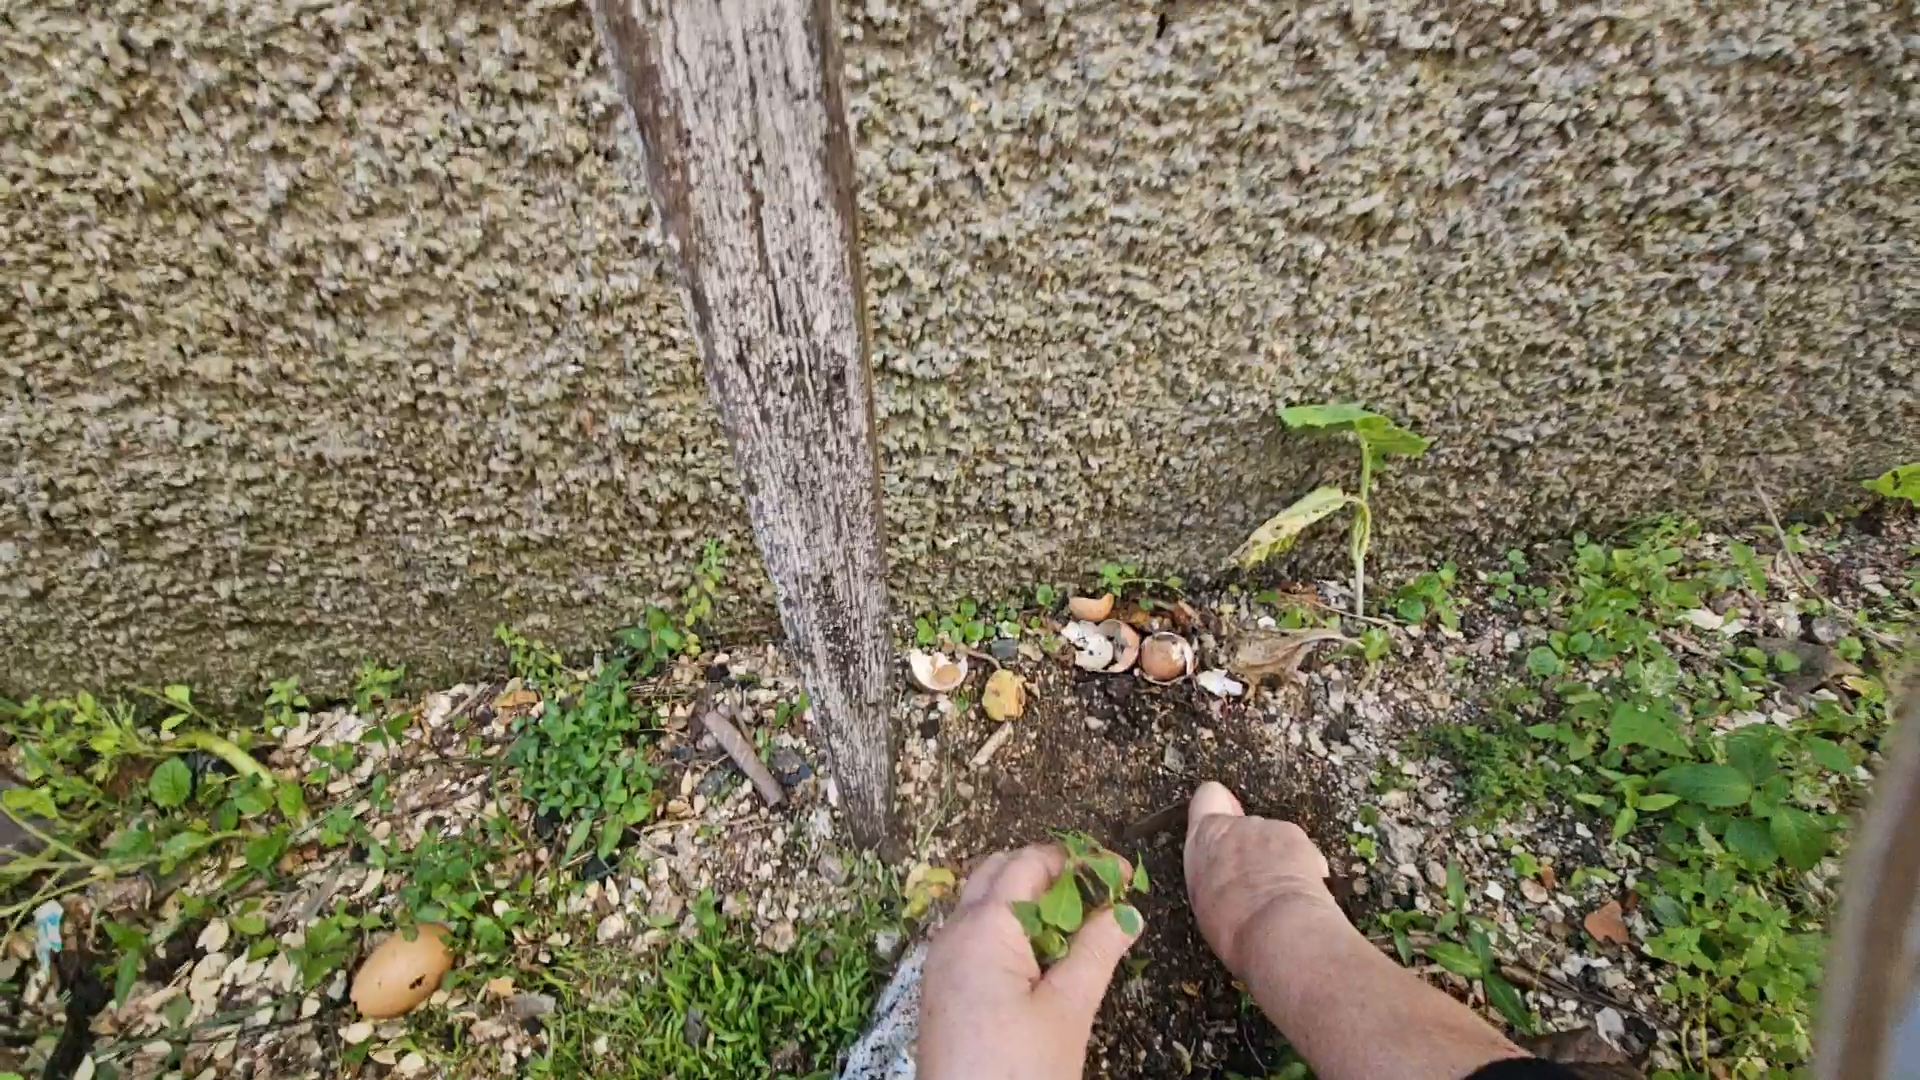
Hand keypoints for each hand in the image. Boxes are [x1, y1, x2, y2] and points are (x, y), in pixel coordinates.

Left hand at [919, 845, 1141, 1079]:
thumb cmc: (1019, 1074)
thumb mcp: (1067, 1012)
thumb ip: (1096, 952)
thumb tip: (1128, 911)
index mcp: (984, 926)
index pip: (1029, 862)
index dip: (1078, 861)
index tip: (1121, 873)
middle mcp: (955, 929)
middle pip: (1002, 870)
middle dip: (1050, 872)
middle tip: (1096, 894)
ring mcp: (943, 955)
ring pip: (986, 899)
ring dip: (1029, 899)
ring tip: (1076, 925)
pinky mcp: (942, 982)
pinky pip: (975, 930)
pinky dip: (1009, 926)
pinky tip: (1042, 955)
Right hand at [1183, 781, 1334, 974]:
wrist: (1276, 931)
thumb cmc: (1235, 929)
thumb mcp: (1208, 903)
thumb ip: (1213, 875)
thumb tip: (1225, 882)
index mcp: (1203, 840)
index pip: (1208, 797)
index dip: (1219, 806)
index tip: (1226, 828)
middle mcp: (1232, 826)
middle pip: (1245, 824)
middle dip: (1253, 845)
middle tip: (1259, 880)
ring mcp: (1265, 827)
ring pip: (1274, 838)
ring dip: (1279, 859)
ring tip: (1284, 896)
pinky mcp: (1294, 835)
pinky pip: (1301, 848)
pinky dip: (1305, 867)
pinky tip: (1305, 894)